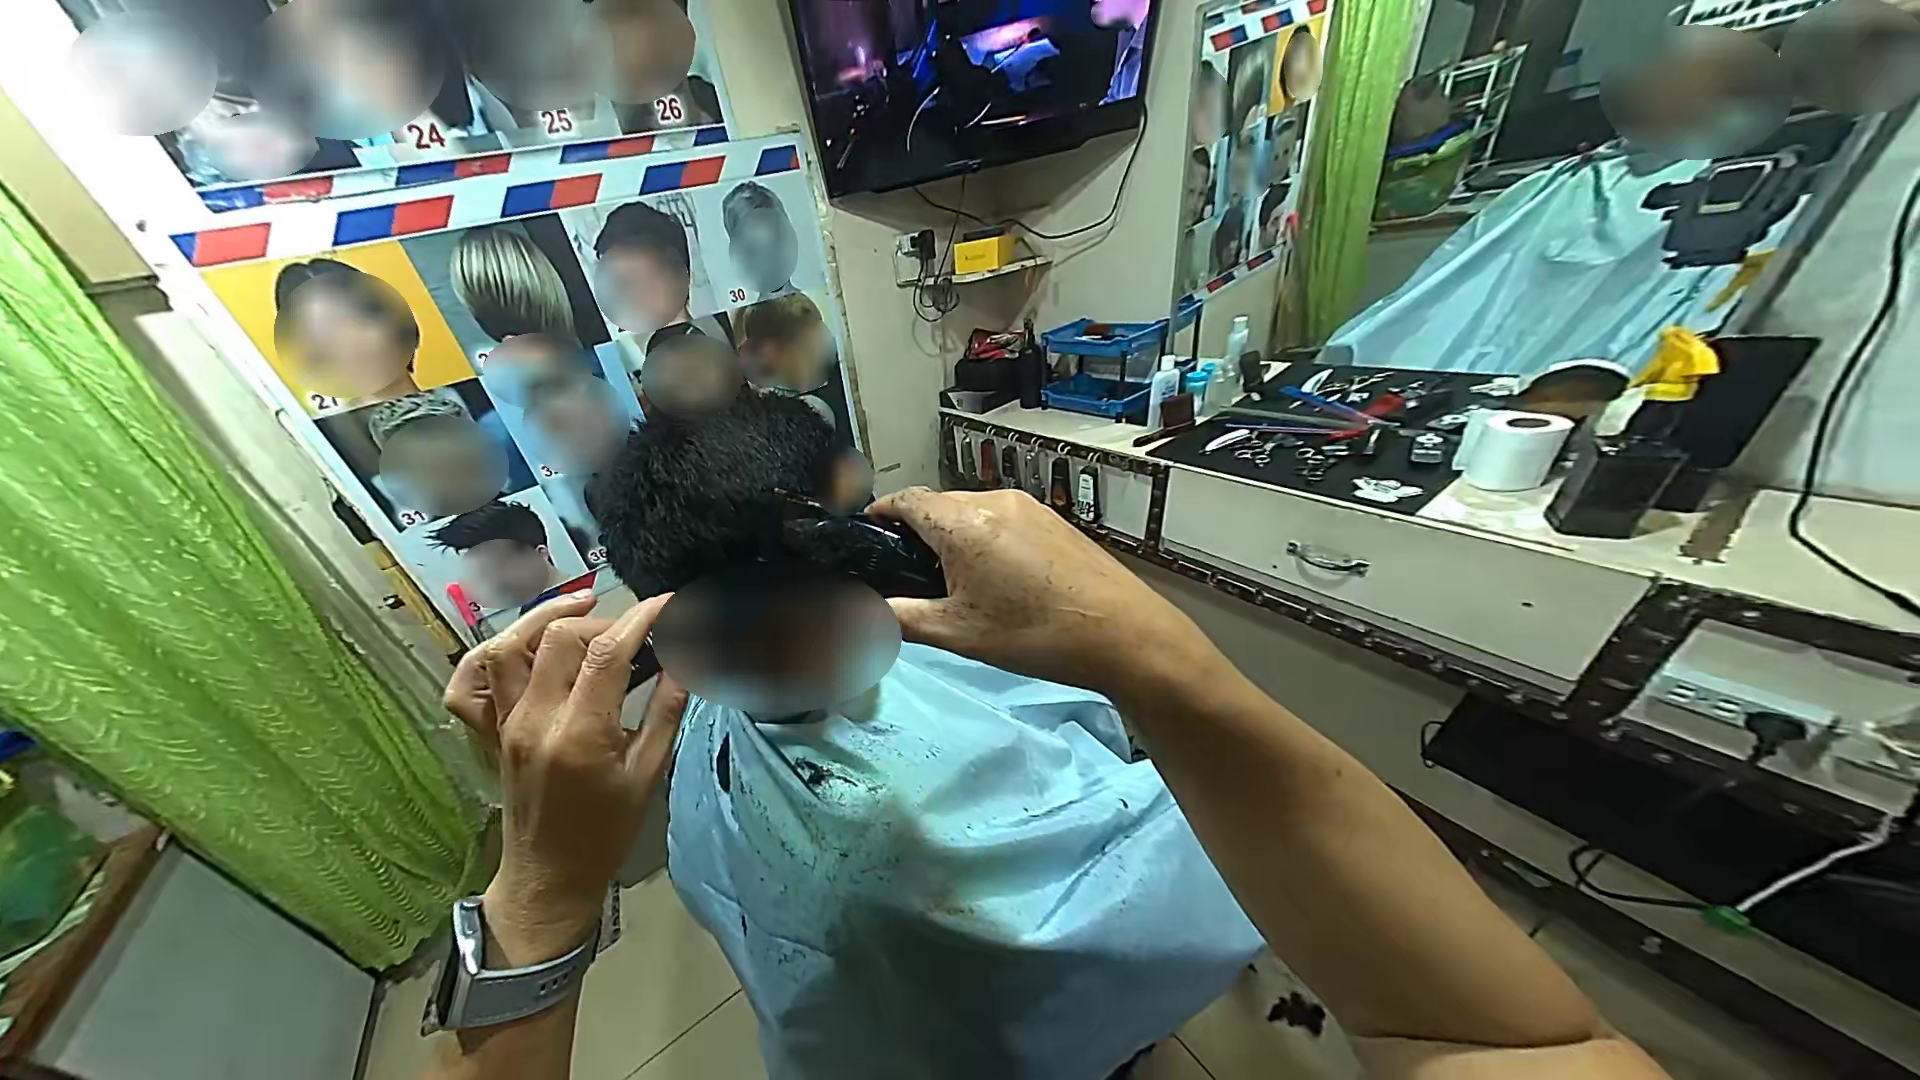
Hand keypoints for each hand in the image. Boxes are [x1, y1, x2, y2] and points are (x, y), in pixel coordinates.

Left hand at [482, 595, 686, 963]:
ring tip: (585, 607)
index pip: (606, 652)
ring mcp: (502, 724)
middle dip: (605, 619)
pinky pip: (470, 681)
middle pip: (558, 639)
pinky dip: (493, 651)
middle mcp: (532, 720)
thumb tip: (688, 658)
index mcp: (579, 733)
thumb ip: (667, 708)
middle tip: (637, 628)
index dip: (641, 618)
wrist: (549, 875)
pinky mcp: (488, 731)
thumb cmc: (608, 828)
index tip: (669, 603)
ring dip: (547, 618)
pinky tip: (525, 642)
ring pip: (508, 646)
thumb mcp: (650, 770)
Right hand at [870, 487, 1226, 704]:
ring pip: (972, 510)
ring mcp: (1029, 506)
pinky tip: (998, 575)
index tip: (869, 534)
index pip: (905, 500)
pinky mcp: (1053, 519)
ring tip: (958, 581)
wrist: (1124, 633)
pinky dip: (985, 537)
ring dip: (953, 535)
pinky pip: (1003, 517)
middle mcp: (995, 500)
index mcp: (963, 522)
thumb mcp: (959, 633)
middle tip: (913, 574)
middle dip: (917, 531)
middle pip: (938, 504)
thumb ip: (903, 618)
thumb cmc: (1036, 634)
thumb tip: (868, 613)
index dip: (880, 513)